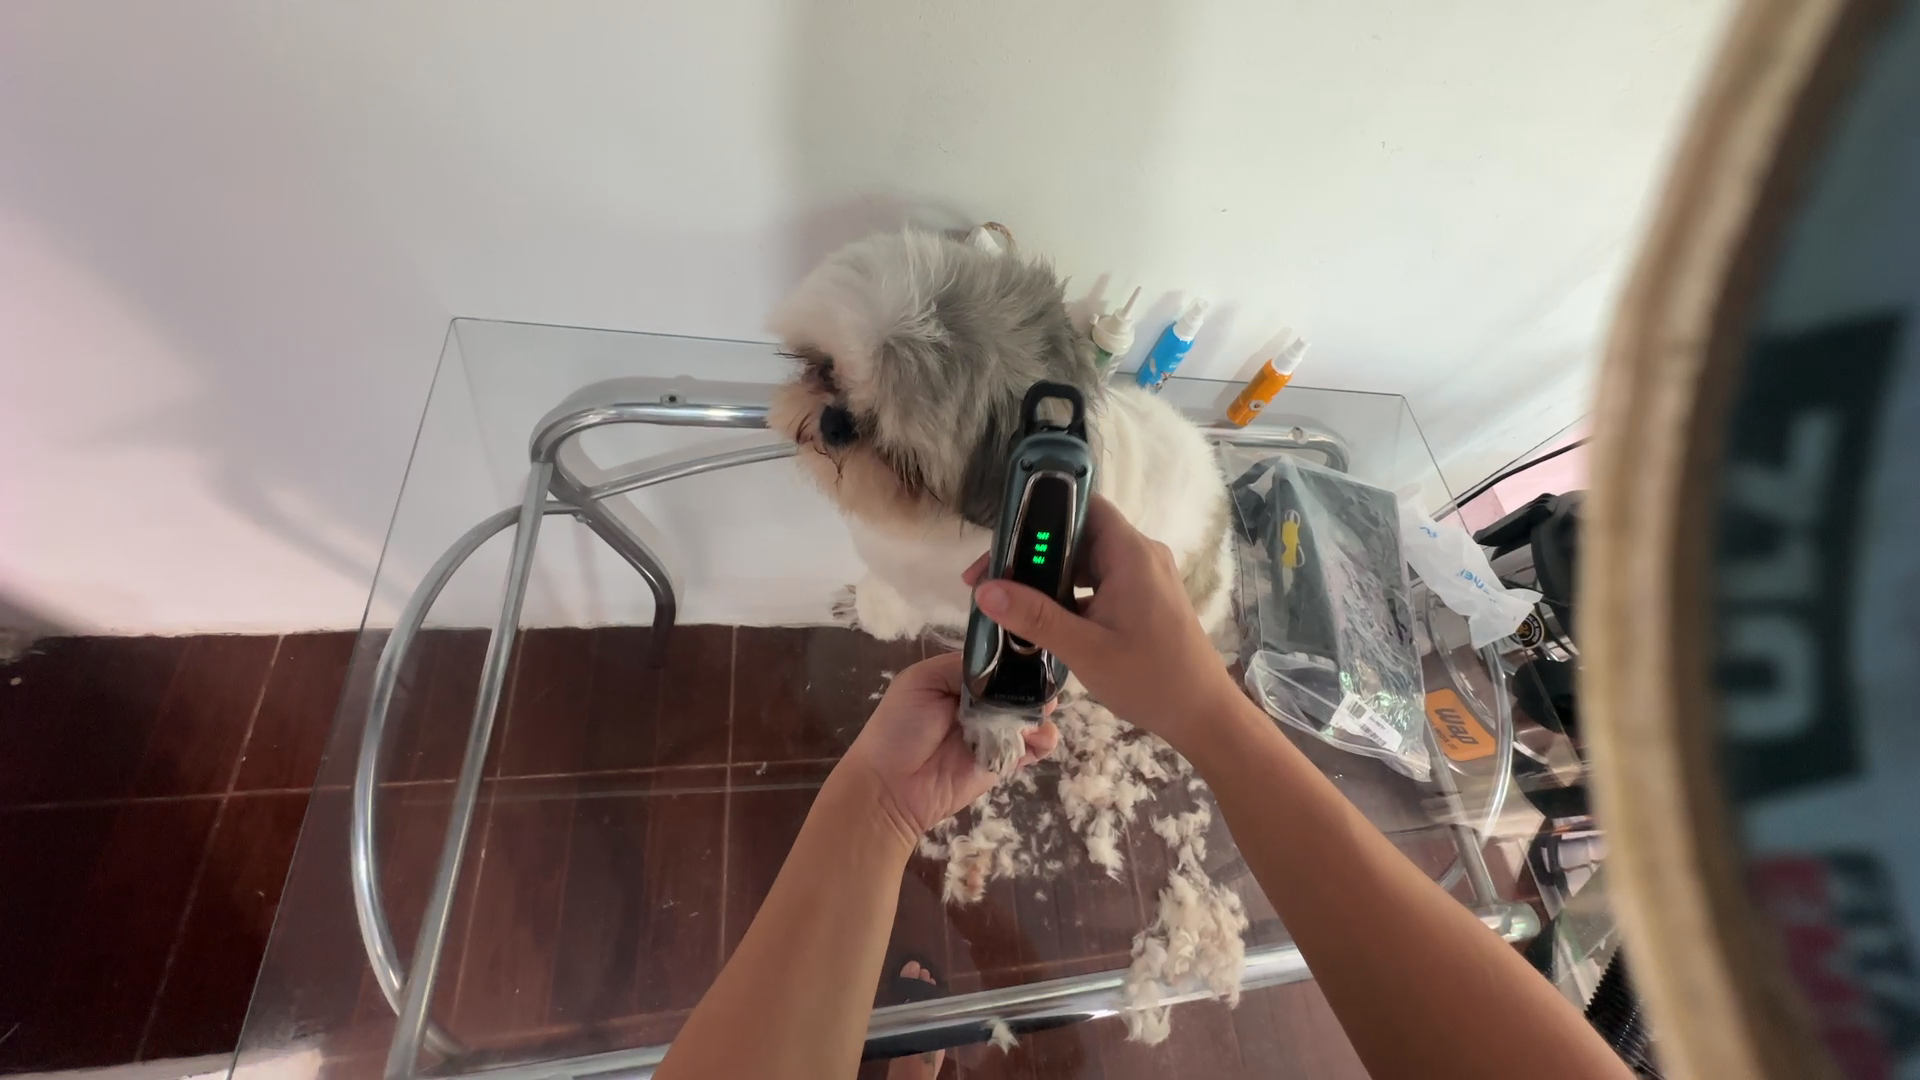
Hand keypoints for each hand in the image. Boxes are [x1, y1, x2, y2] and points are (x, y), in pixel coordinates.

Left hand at [838, 653, 1058, 841]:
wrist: (892, 785)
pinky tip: (1037, 738)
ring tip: (1041, 713)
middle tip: (1045, 687)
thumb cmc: (900, 726)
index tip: (1035, 656)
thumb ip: (964, 667)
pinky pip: (1034, 747)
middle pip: (1020, 687)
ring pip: (1032, 715)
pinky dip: (1043, 740)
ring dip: (1041, 711)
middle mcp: (983, 702)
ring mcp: (996, 731)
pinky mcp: (1005, 760)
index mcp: (962, 679)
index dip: (1017, 659)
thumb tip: (1004, 663)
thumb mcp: (923, 680)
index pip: (998, 662)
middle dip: (1036, 685)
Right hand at [963, 494, 1239, 748]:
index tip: (1001, 541)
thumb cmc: (1150, 679)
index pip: (1081, 504)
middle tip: (993, 578)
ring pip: (1086, 560)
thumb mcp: (1085, 649)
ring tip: (1010, 598)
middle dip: (1034, 552)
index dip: (1039, 512)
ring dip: (1050, 576)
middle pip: (1078, 533)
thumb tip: (985, 591)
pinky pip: (1099, 581)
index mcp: (1130, 553)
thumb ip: (1034, 617)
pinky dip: (1071, 593)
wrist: (1204, 716)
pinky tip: (1044, 616)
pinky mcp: (1144, 597)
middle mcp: (1140, 554)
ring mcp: (1144, 576)